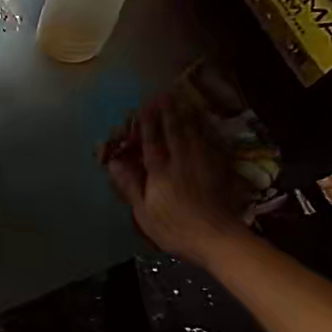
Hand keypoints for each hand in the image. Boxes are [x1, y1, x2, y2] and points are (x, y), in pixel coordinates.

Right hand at [103, 93, 247, 266]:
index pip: (152, 140)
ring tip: (182, 103)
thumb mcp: (144, 212)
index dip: (148, 122)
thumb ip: (131, 185)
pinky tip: (203, 128)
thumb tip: (114, 163)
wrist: (217, 237)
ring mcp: (202, 164)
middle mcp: (181, 161)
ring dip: (186, 117)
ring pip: (193, 134)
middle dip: (168, 111)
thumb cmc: (175, 228)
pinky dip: (204, 132)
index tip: (145, 105)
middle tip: (164, 94)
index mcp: (160, 171)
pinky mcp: (217, 171)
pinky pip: (209, 144)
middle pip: (174, 131)